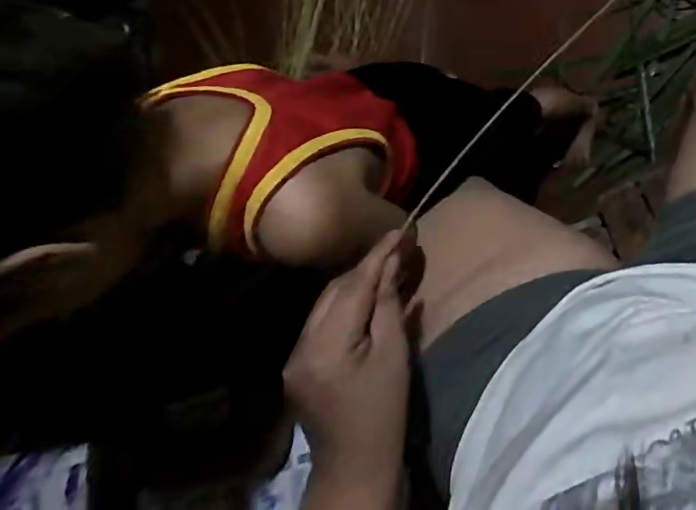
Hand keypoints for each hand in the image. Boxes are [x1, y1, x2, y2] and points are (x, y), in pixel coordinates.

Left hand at [282, 230, 414, 474]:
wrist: (355, 464)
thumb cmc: (385, 409)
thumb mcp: (394, 353)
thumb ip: (388, 303)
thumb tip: (392, 262)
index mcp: (327, 345)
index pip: (355, 285)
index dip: (379, 255)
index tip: (401, 231)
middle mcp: (302, 346)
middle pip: (335, 290)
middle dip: (366, 267)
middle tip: (398, 248)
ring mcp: (294, 357)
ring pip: (325, 303)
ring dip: (354, 284)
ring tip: (386, 267)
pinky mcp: (296, 366)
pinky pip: (320, 321)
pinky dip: (343, 304)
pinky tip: (365, 298)